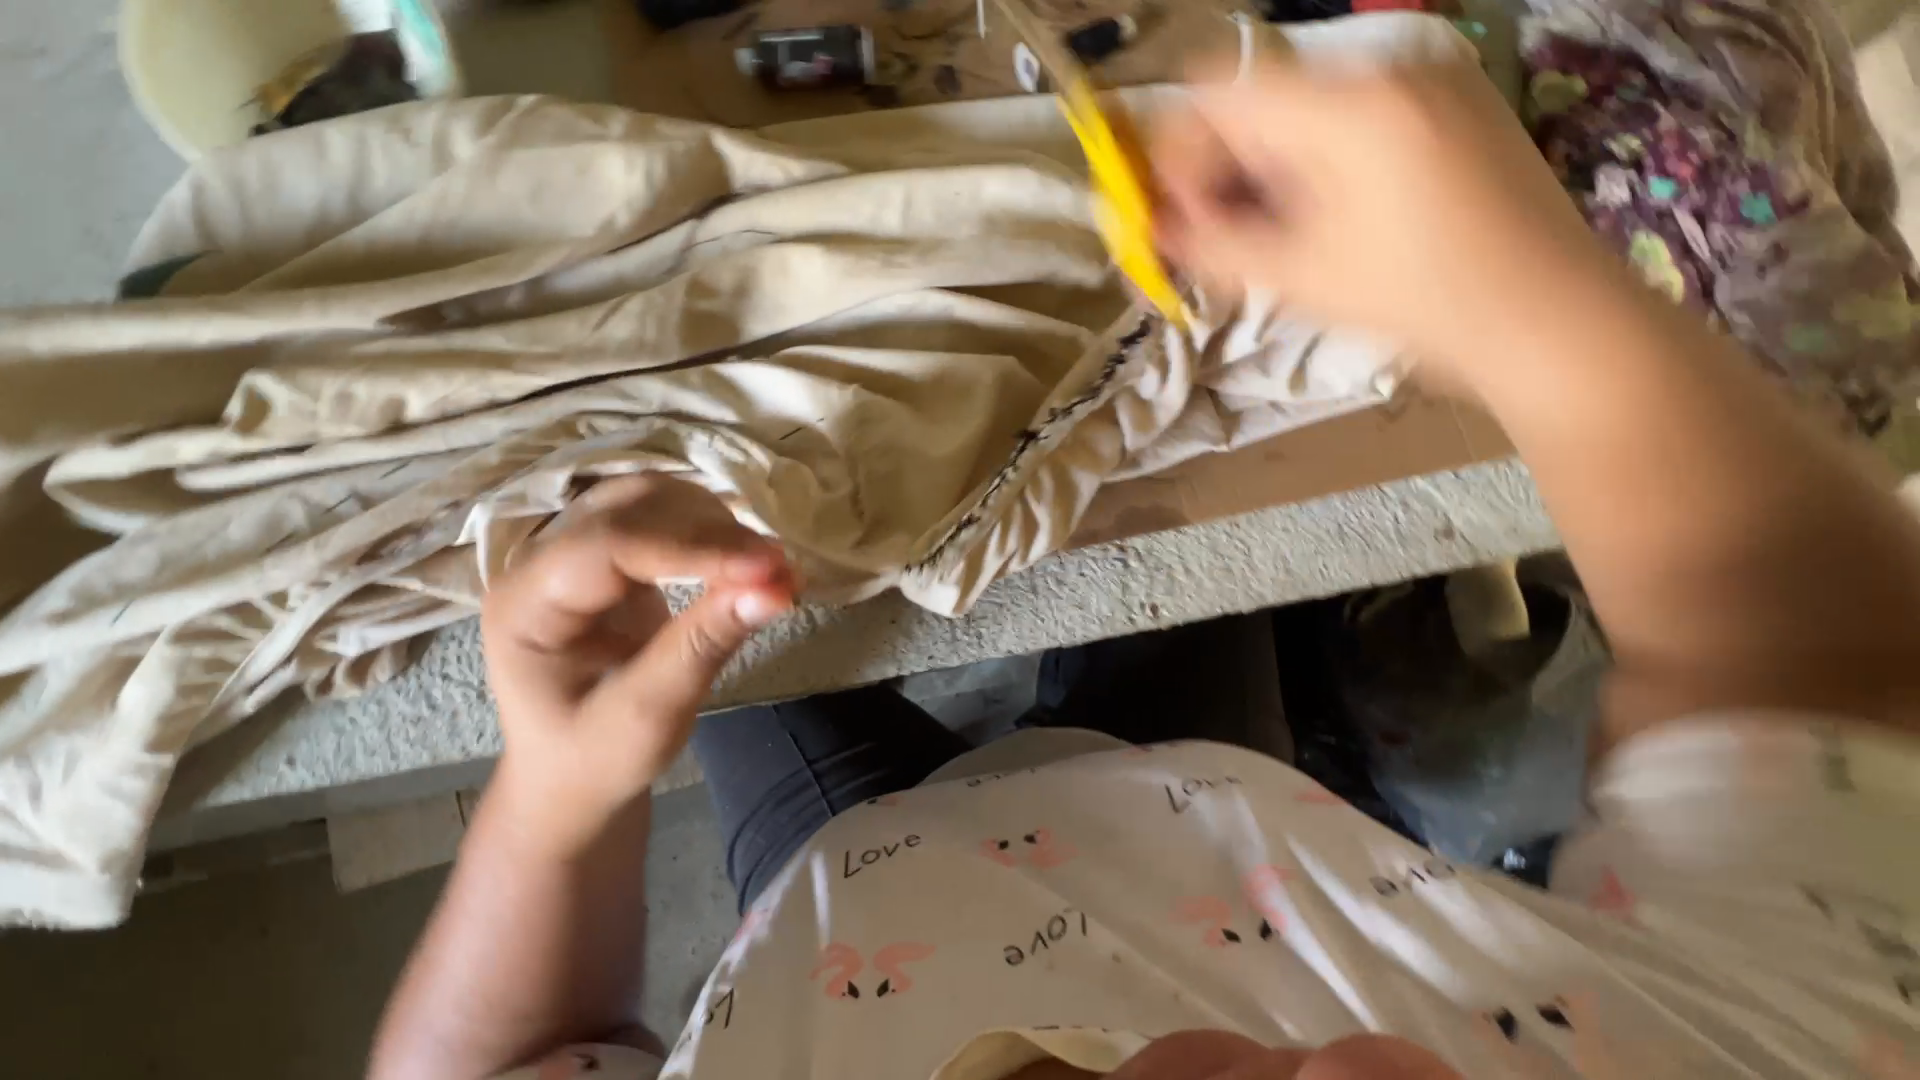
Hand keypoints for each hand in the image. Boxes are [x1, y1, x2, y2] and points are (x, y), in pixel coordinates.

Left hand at [479, 475, 794, 854]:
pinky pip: (664, 516)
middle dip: (712, 532)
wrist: (573, 775)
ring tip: (768, 567)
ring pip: (653, 498)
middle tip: (782, 570)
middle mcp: (542, 561)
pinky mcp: (610, 555)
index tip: (770, 566)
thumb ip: (703, 645)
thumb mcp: (649, 717)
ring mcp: (575, 552)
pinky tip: (745, 560)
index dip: (694, 548)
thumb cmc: (597, 758)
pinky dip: (712, 530)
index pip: (611, 546)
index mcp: (525, 605)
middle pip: (633, 507)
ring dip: (716, 523)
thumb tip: (775, 588)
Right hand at [1151, 58, 1627, 384]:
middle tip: (1209, 237)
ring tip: (1264, 240)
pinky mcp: (1451, 109)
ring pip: (1303, 113)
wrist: (1556, 322)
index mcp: (1353, 104)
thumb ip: (1212, 245)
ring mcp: (1429, 83)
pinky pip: (1349, 122)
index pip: (1221, 93)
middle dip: (1220, 169)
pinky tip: (1317, 223)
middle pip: (1262, 100)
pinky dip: (1311, 167)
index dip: (1176, 154)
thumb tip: (1152, 226)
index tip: (1170, 216)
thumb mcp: (1301, 278)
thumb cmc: (1425, 304)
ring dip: (1262, 172)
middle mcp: (1391, 69)